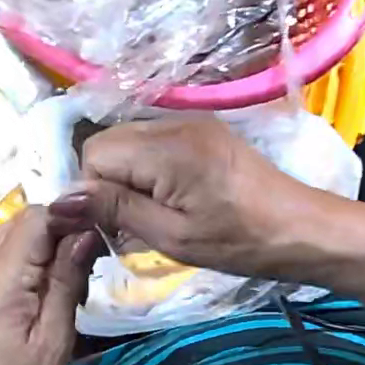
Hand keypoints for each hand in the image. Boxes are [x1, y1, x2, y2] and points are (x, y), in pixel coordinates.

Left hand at [0, 207, 102, 364]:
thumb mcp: (54, 339)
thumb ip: (67, 280)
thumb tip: (86, 232)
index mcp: (1, 278)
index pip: (37, 218)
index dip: (72, 216)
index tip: (103, 233)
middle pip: (24, 220)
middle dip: (62, 227)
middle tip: (92, 261)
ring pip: (14, 234)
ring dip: (47, 243)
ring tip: (74, 276)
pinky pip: (4, 254)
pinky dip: (31, 257)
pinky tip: (49, 285)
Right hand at [51, 115, 341, 279]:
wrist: (301, 228)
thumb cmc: (239, 242)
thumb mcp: (172, 236)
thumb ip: (116, 210)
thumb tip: (63, 198)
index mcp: (165, 148)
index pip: (93, 153)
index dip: (93, 192)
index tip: (114, 227)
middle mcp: (172, 123)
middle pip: (107, 143)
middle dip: (107, 184)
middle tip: (130, 226)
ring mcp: (189, 123)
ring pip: (127, 144)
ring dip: (126, 180)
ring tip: (151, 216)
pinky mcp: (201, 131)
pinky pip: (152, 145)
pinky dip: (147, 172)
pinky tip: (168, 200)